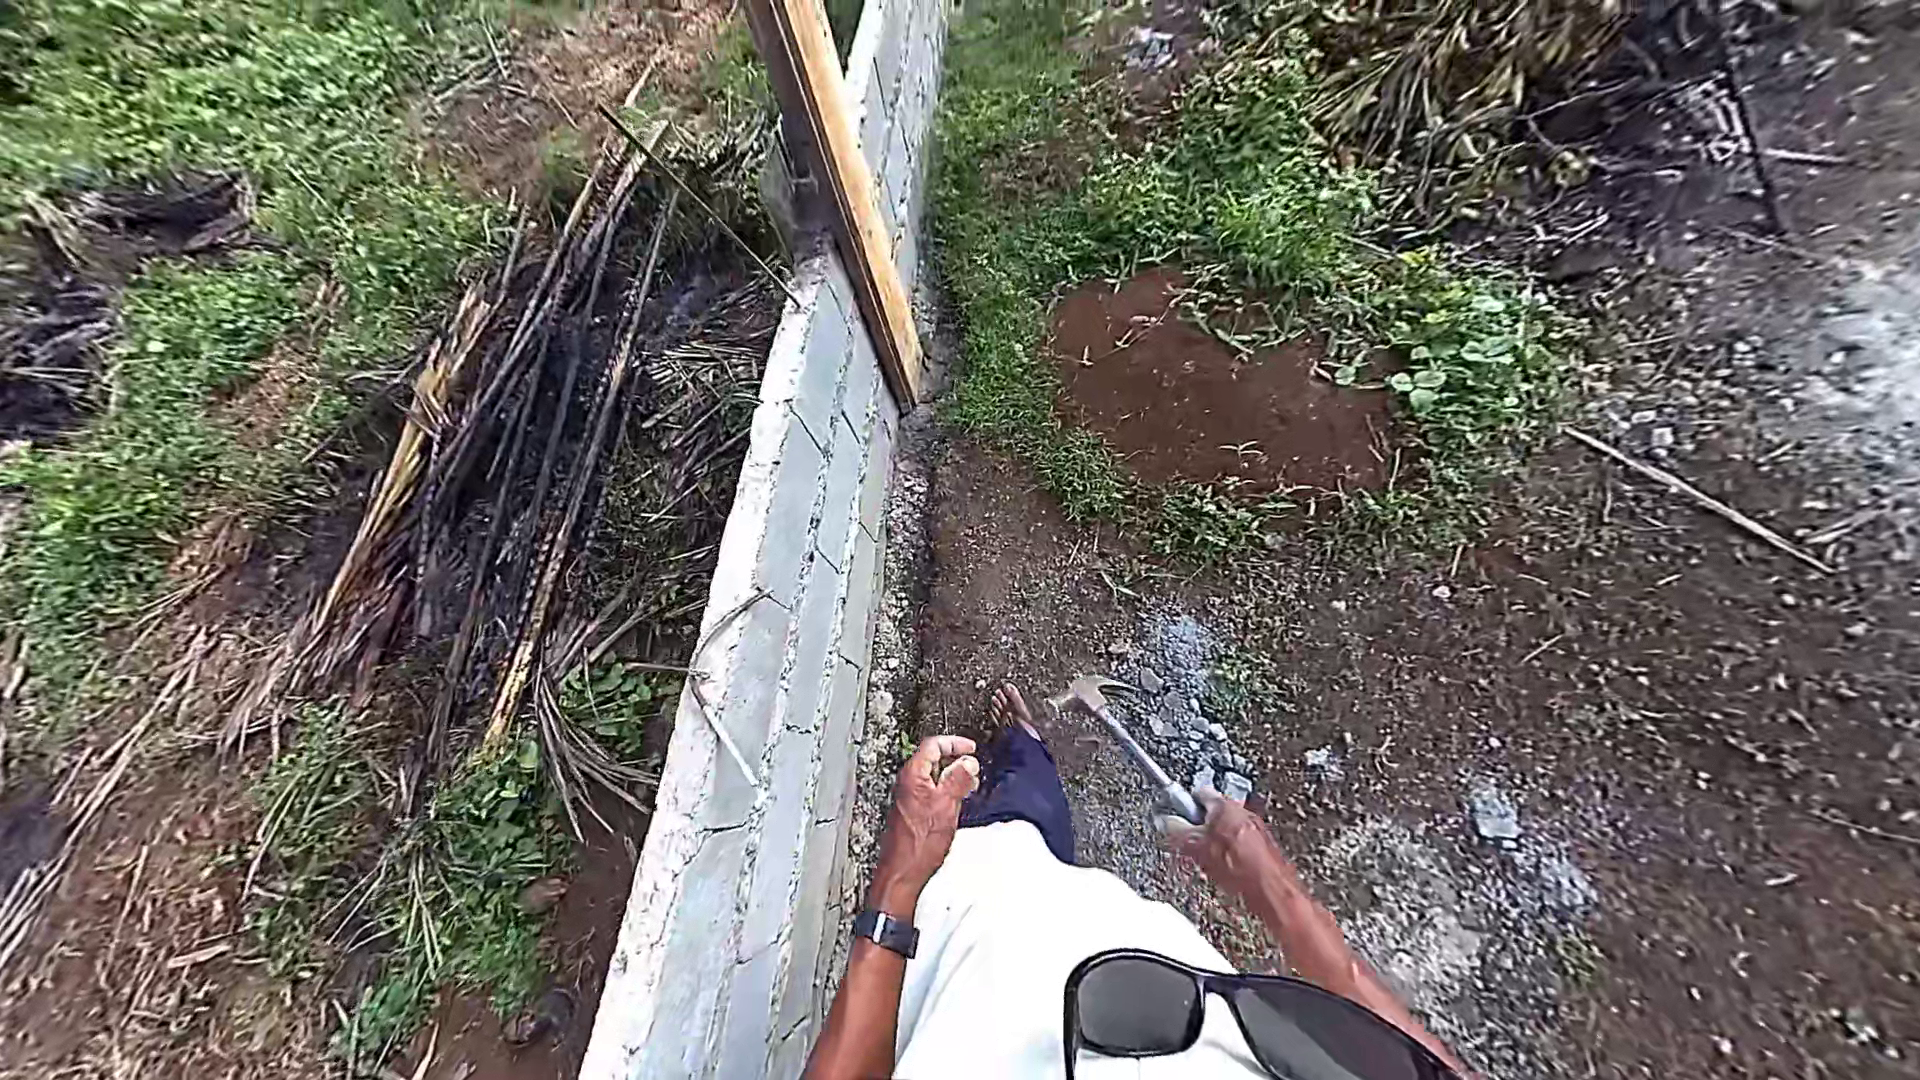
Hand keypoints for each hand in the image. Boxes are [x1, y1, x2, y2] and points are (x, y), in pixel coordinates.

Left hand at [871, 735, 979, 914]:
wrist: (901, 874)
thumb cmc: (918, 845)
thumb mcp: (946, 806)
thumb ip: (958, 779)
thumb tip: (968, 761)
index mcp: (913, 775)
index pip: (933, 745)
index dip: (954, 742)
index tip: (970, 748)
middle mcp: (906, 782)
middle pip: (932, 758)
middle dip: (954, 759)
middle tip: (972, 767)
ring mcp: (907, 797)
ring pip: (931, 775)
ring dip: (951, 776)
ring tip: (968, 786)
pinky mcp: (910, 810)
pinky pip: (929, 790)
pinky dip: (944, 790)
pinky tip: (954, 802)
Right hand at [1157, 786, 1294, 898]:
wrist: (1272, 895)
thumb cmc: (1239, 869)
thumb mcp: (1194, 847)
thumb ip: (1175, 829)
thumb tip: (1165, 821)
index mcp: (1225, 804)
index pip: (1197, 794)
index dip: (1183, 806)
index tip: (1176, 817)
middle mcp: (1244, 812)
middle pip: (1212, 814)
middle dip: (1200, 828)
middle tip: (1193, 844)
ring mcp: (1257, 831)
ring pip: (1227, 831)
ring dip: (1216, 843)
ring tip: (1211, 863)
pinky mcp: (1266, 850)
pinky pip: (1241, 846)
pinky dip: (1232, 855)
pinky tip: (1228, 872)